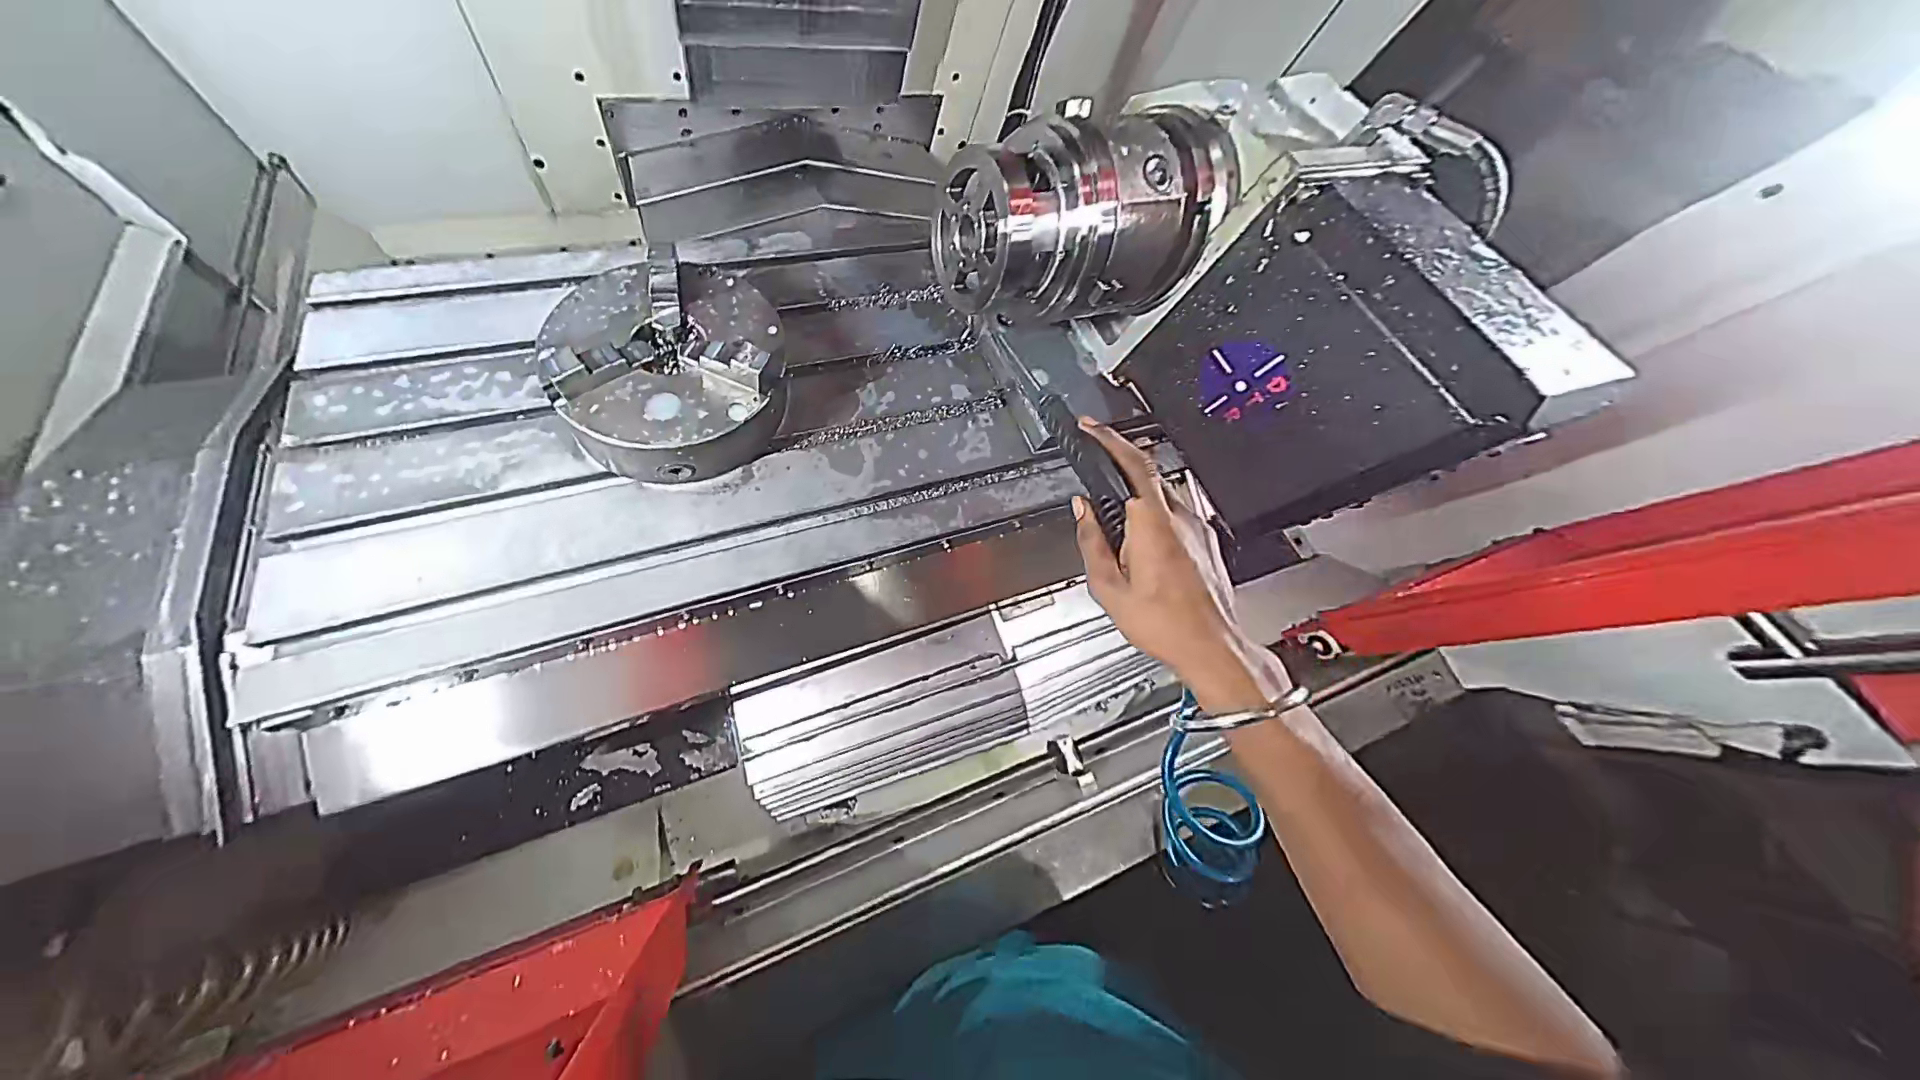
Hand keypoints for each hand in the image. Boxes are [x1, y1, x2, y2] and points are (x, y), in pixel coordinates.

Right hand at [1070, 418, 1291, 710]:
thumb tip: (1082, 510)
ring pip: (1162, 495)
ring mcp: (1198, 528)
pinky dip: (1154, 517)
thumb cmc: (1166, 625)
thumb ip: (1091, 540)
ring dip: (1137, 499)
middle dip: (1119, 468)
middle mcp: (1182, 519)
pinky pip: (1176, 514)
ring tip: (1119, 531)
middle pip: (1149, 474)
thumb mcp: (1109, 589)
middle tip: (1097, 476)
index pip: (1133, 462)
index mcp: (1154, 525)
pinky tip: (1144, 548)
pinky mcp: (1206, 540)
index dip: (1109, 438)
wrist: (1211, 647)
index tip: (1091, 428)